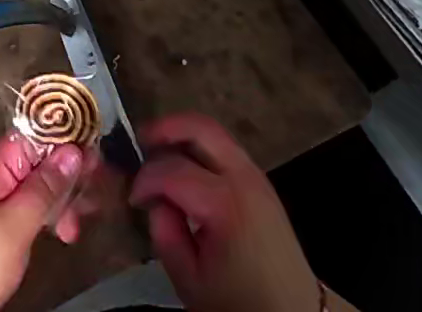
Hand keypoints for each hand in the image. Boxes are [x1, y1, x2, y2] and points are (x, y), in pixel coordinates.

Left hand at [0, 133, 94, 311]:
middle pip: (46, 157)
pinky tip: (67, 232)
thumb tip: (75, 148)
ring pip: (44, 184)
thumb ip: (47, 185)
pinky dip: (54, 215)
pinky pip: (36, 206)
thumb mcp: (15, 224)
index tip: (98, 151)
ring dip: (67, 198)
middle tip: (98, 191)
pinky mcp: (3, 224)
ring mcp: (1, 200)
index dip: (70, 136)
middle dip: (73, 173)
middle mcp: (1, 175)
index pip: (40, 132)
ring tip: (81, 222)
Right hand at [128, 113, 327, 311]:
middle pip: (202, 128)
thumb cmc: (237, 300)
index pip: (174, 170)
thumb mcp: (190, 281)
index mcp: (225, 202)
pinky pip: (225, 147)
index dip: (146, 178)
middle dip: (166, 128)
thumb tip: (155, 200)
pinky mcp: (260, 176)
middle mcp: (243, 174)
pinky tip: (183, 165)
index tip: (131, 198)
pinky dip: (200, 145)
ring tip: (156, 152)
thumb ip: (166, 235)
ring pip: (215, 132)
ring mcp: (255, 171)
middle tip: (139, 142)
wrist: (290, 306)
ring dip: (184, 134)